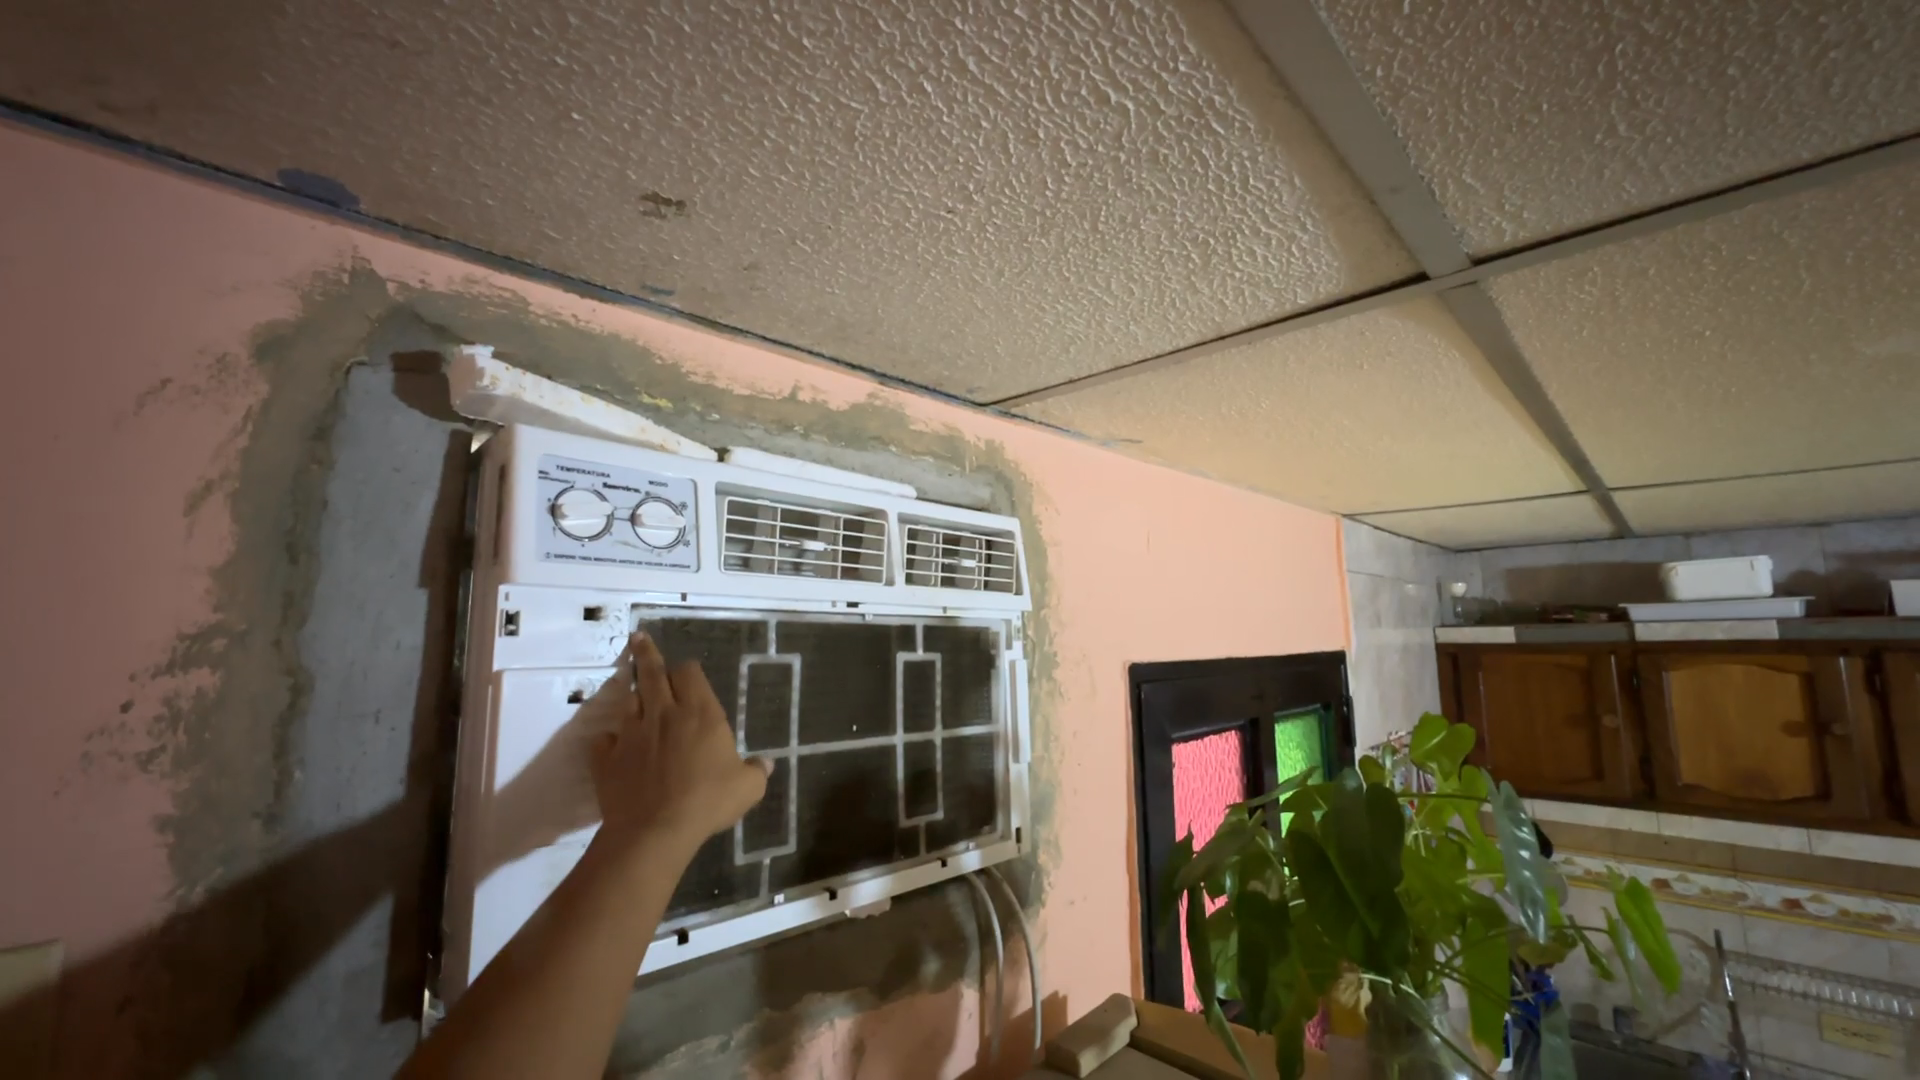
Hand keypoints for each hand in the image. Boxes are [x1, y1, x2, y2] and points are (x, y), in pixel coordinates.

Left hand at [590, 632, 770, 855]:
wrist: (655, 830)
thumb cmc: (708, 802)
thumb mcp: (747, 788)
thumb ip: (756, 771)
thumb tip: (765, 763)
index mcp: (700, 713)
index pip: (690, 673)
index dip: (687, 670)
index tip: (686, 671)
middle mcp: (665, 713)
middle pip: (653, 673)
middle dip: (646, 653)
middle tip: (638, 638)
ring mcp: (632, 733)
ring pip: (628, 700)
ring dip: (631, 692)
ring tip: (630, 685)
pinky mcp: (608, 757)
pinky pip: (606, 739)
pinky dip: (610, 739)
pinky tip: (612, 742)